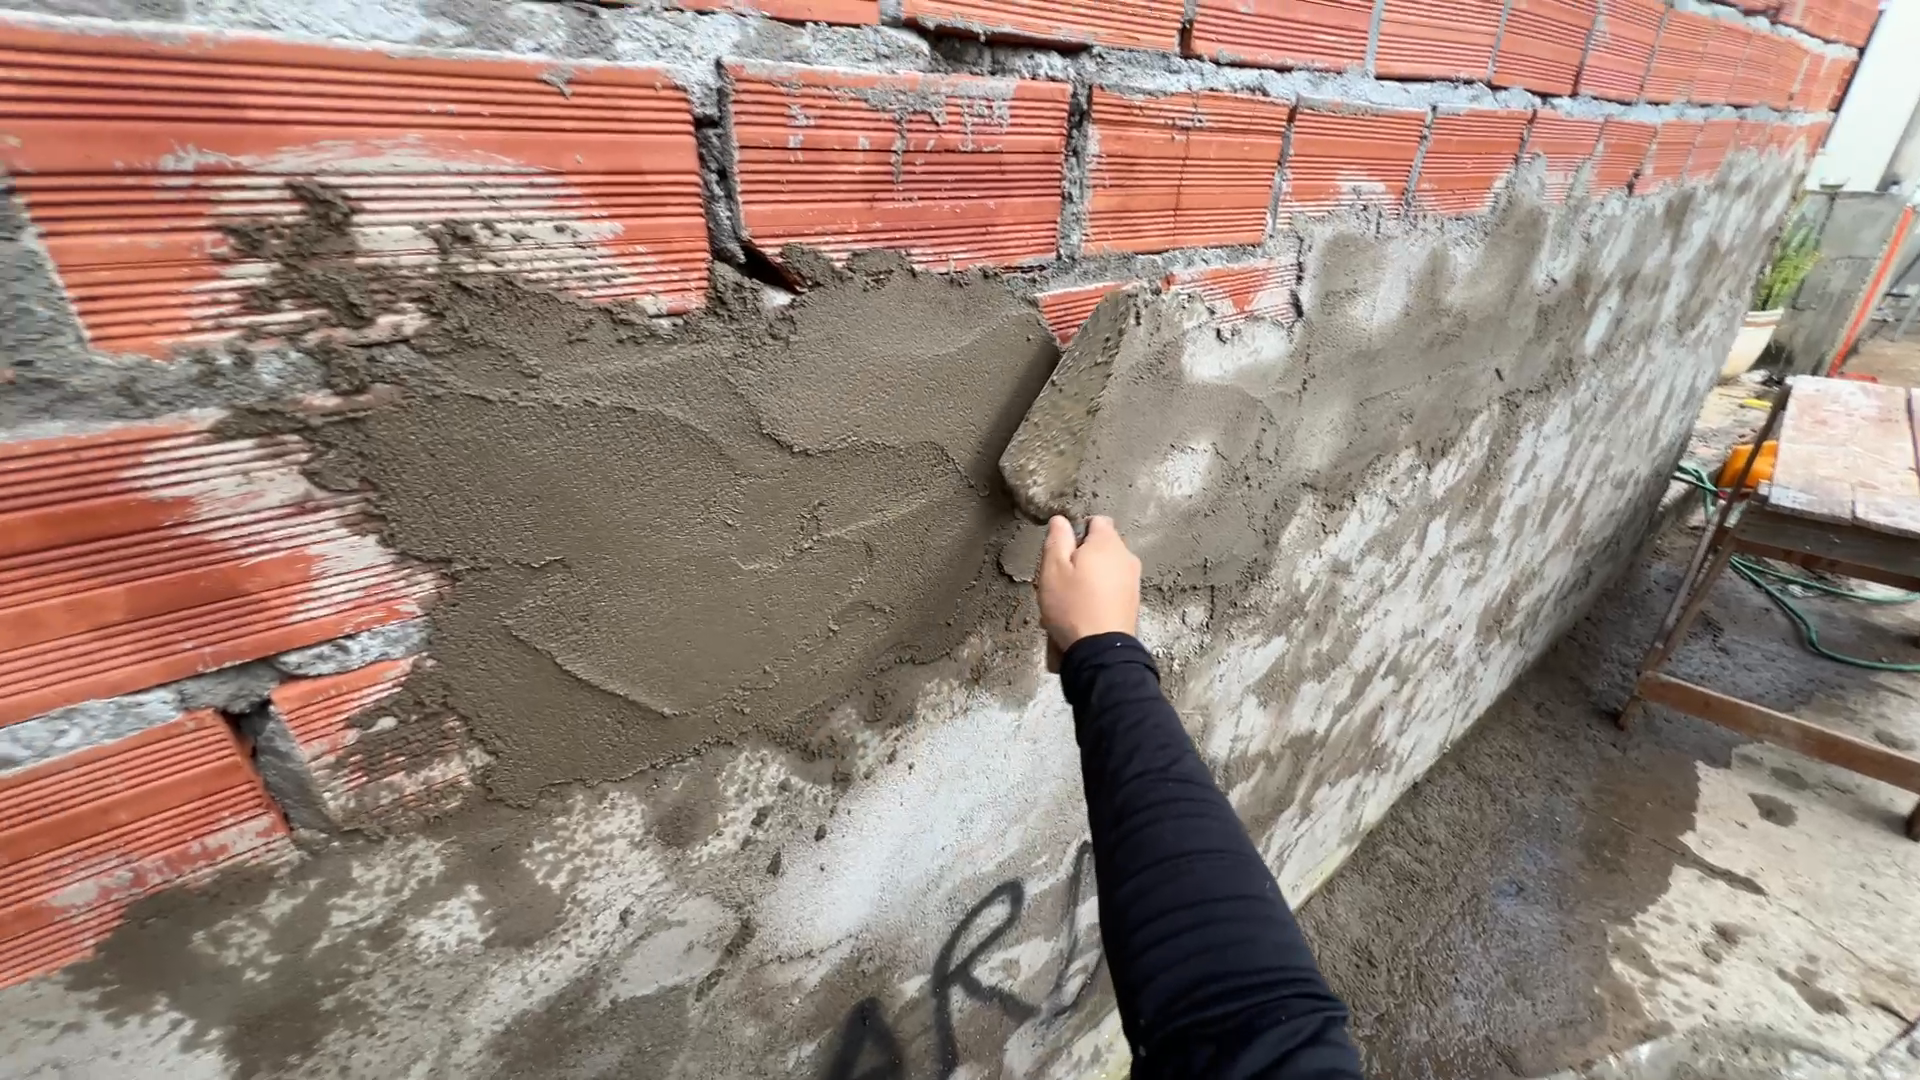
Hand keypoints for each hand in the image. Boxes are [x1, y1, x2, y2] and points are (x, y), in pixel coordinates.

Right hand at [1037, 515, 1140, 654]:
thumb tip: (1061, 520)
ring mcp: (1133, 580)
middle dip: (1082, 556)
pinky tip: (1084, 611)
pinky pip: (1113, 587)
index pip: (1096, 520)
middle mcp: (1126, 557)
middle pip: (1102, 546)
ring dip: (1090, 577)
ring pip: (1106, 568)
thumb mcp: (1052, 569)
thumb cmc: (1072, 606)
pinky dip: (1099, 593)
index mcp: (1107, 543)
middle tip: (1062, 578)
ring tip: (1071, 599)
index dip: (1077, 531)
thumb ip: (1057, 539)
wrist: (1101, 651)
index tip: (1063, 551)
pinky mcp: (1133, 601)